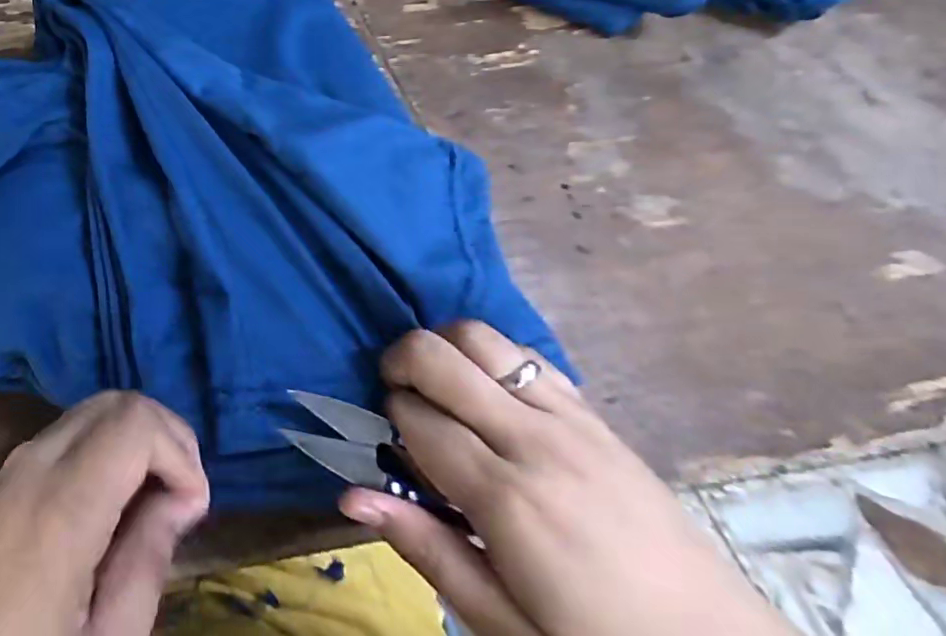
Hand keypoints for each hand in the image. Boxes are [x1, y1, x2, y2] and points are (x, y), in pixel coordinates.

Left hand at [0, 392, 209, 635]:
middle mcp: (31, 466)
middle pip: (113, 403)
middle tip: (184, 496)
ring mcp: (6, 471)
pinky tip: (111, 505)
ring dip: (133, 441)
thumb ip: (145, 561)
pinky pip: (61, 440)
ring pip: (88, 415)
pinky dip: (102, 450)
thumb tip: (177, 498)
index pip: (135, 420)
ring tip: (154, 502)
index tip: (194, 509)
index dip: (179, 452)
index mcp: (60, 504)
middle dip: (163, 435)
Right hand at [341, 323, 793, 635]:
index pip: (417, 417)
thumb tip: (349, 497)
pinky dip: (492, 355)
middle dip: (400, 361)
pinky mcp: (596, 415)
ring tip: (439, 384)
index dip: (390, 418)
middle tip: (398, 393)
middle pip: (439, 356)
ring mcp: (570, 419)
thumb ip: (424, 548)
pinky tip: (490, 391)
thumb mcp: (501, 621)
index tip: (394, 445)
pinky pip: (528, 355)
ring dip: (444, 346)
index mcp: (506, 498)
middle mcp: (533, 440)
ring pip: (482, 337)